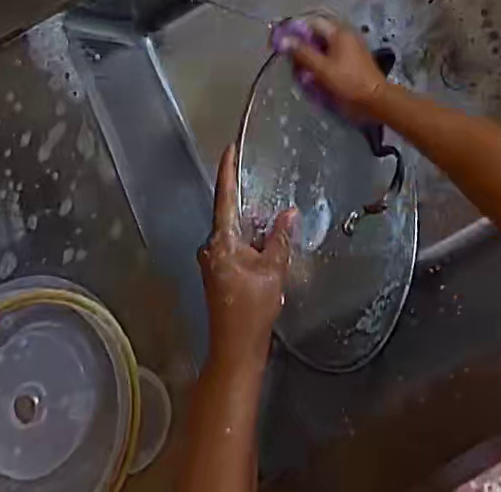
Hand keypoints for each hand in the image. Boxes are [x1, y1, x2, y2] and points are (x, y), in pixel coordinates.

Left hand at [199, 146, 294, 363]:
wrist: (236, 350)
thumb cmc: (251, 310)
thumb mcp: (272, 270)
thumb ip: (280, 238)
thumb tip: (289, 212)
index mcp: (221, 241)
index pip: (224, 198)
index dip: (227, 172)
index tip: (229, 149)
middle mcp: (211, 248)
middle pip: (230, 215)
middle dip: (249, 203)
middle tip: (267, 189)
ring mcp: (213, 261)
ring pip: (234, 232)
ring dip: (252, 226)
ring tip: (274, 220)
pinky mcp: (219, 272)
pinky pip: (235, 245)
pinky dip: (250, 240)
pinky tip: (267, 243)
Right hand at [277, 16, 391, 120]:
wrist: (375, 99)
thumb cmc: (348, 82)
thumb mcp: (322, 68)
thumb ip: (302, 53)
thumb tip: (283, 40)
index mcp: (339, 32)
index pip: (312, 22)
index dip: (296, 30)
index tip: (283, 43)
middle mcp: (345, 33)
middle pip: (318, 33)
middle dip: (303, 45)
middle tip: (293, 60)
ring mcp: (351, 44)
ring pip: (324, 44)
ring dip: (312, 54)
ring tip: (303, 70)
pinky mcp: (353, 56)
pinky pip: (332, 52)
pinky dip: (322, 60)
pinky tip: (316, 74)